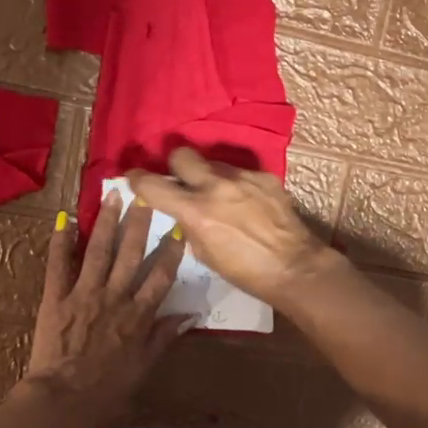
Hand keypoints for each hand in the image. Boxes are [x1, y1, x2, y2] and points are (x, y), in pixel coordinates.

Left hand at [22, 190, 187, 416]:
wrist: (64, 397)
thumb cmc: (107, 388)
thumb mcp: (143, 366)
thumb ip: (164, 337)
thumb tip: (190, 315)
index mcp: (137, 316)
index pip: (160, 277)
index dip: (171, 252)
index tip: (179, 228)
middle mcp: (114, 297)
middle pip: (131, 255)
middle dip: (140, 224)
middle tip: (147, 197)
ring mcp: (83, 294)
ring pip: (99, 251)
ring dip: (108, 222)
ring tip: (114, 196)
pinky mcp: (56, 297)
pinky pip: (58, 264)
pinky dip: (60, 240)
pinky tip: (64, 218)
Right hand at [129, 147, 345, 307]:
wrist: (294, 266)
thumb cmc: (246, 272)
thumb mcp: (205, 255)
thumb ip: (189, 227)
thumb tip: (183, 213)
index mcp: (196, 211)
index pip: (153, 185)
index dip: (137, 180)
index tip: (133, 178)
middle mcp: (216, 187)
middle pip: (182, 155)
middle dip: (176, 165)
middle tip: (180, 179)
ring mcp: (243, 178)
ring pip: (214, 163)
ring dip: (209, 176)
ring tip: (220, 196)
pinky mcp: (265, 177)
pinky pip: (241, 173)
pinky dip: (237, 185)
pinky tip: (246, 203)